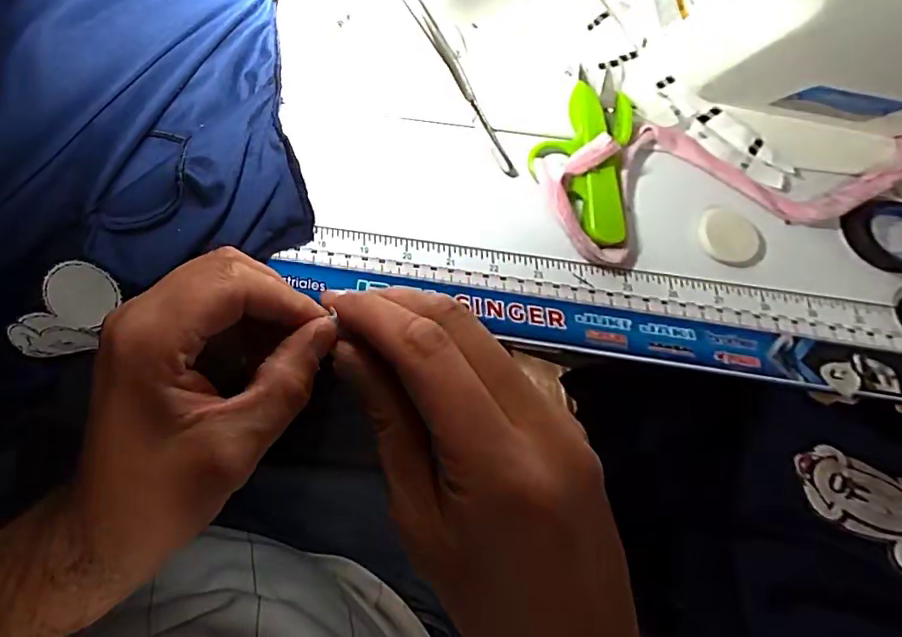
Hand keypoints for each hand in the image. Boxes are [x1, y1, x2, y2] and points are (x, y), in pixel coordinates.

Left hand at [71, 247, 336, 586]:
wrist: (103, 528)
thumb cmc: (162, 497)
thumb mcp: (235, 446)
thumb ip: (285, 382)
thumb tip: (324, 331)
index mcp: (151, 334)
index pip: (228, 282)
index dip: (283, 297)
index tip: (323, 327)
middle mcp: (139, 310)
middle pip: (219, 268)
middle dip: (272, 294)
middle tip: (309, 334)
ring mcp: (138, 317)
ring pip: (211, 278)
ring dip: (256, 302)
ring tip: (291, 340)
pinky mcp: (144, 329)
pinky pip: (199, 299)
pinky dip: (236, 314)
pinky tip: (260, 346)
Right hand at [326, 288, 638, 636]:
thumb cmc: (484, 600)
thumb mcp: (417, 519)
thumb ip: (387, 423)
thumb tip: (350, 350)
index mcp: (500, 462)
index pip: (428, 351)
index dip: (375, 315)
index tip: (333, 304)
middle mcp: (543, 424)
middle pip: (459, 324)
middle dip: (395, 301)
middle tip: (347, 307)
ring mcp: (563, 417)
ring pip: (481, 332)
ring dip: (422, 314)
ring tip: (373, 322)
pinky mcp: (567, 419)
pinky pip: (499, 358)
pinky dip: (451, 339)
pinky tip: (418, 351)